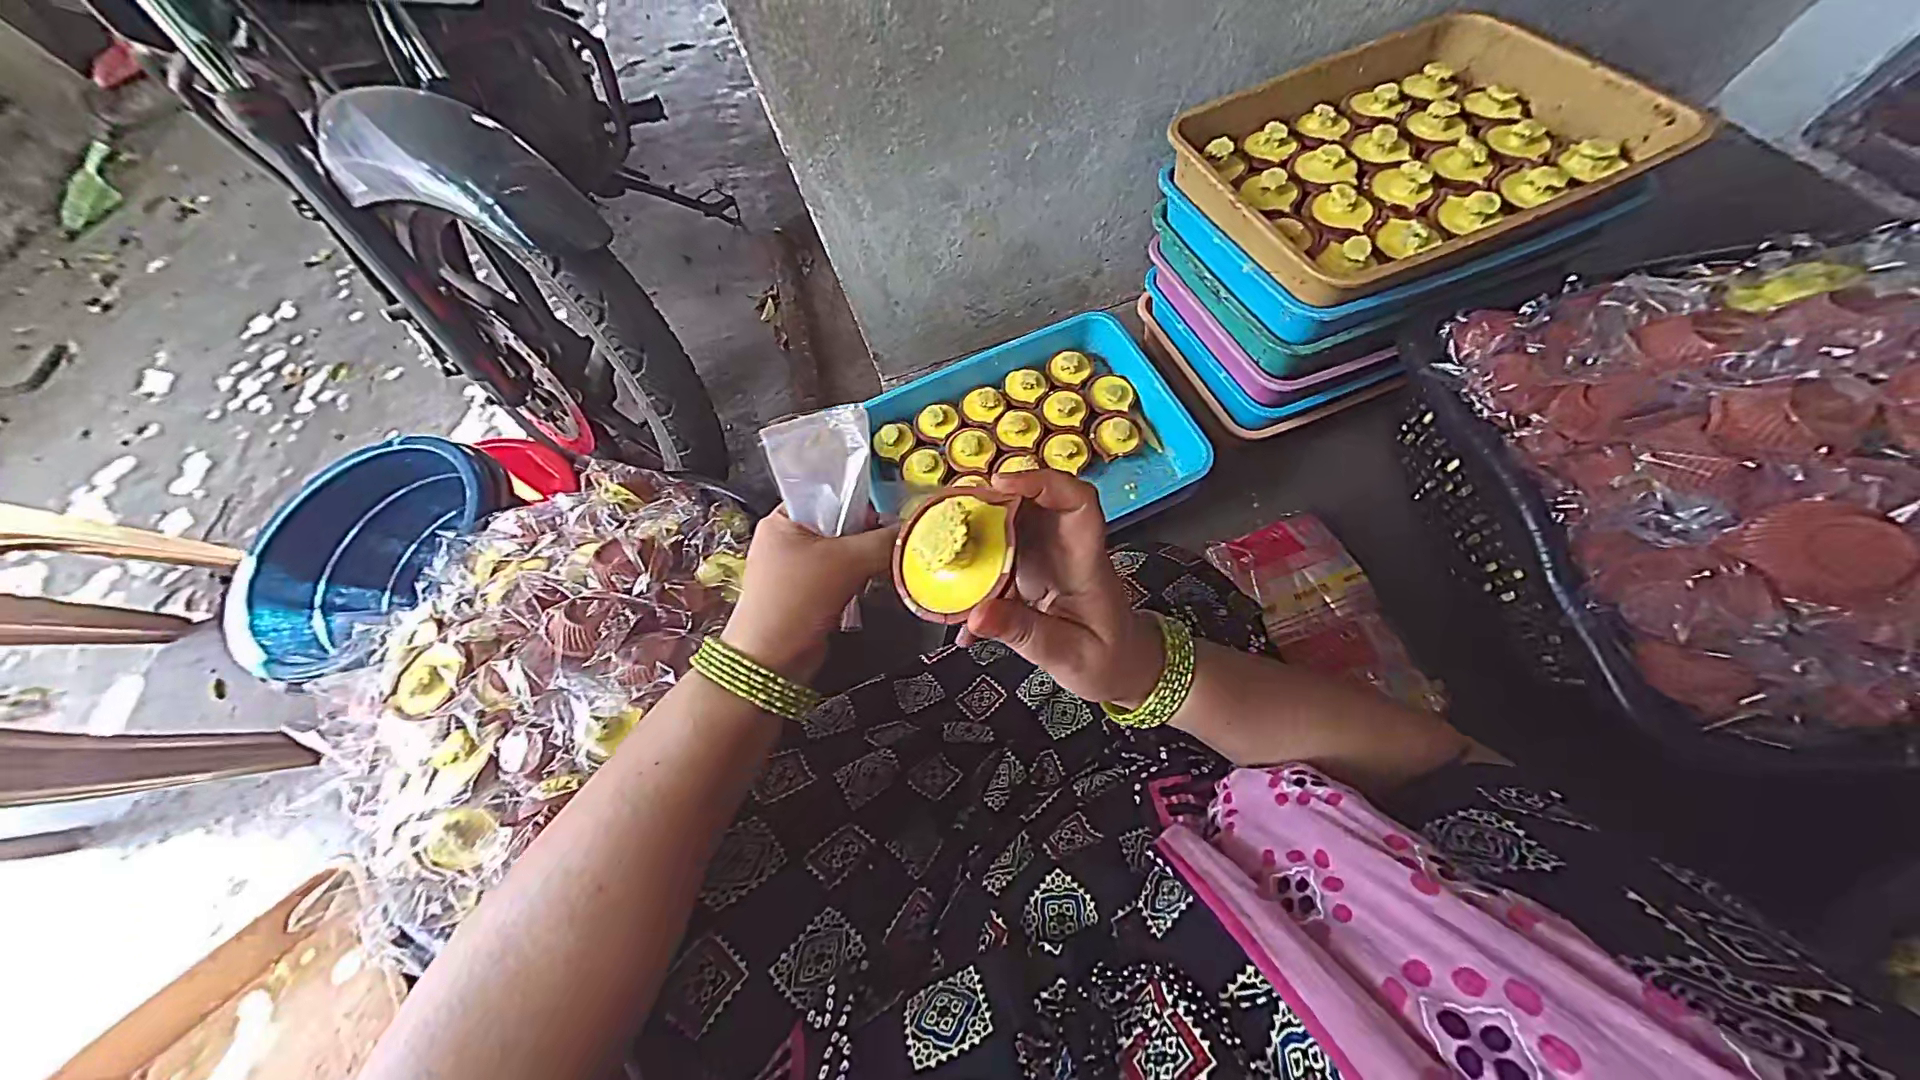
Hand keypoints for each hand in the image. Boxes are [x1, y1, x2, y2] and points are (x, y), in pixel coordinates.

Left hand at [721, 509, 897, 682]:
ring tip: (884, 566)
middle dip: (867, 536)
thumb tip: (911, 530)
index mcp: (784, 519)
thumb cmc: (797, 601)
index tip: (886, 516)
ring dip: (865, 561)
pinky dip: (858, 579)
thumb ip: (882, 541)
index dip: (859, 502)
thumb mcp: (845, 562)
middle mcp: (788, 539)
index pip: (829, 495)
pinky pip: (842, 575)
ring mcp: (798, 568)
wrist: (772, 661)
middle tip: (890, 544)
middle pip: (840, 525)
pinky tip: (872, 585)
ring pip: (844, 552)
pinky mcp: (809, 593)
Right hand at [962, 471, 1164, 707]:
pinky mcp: (1027, 570)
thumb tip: (974, 615)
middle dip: (989, 500)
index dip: (1042, 482)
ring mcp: (1043, 556)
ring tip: (939, 549)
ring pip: (1008, 523)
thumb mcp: (1067, 656)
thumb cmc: (1108, 658)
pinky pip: (995, 553)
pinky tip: (953, 597)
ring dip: (973, 529)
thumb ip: (1022, 633)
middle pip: (1031, 502)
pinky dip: (972, 566)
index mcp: (1084, 562)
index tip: (1000, 485)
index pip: (1077, 502)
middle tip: (949, 516)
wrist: (1120, 665)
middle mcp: (1062, 548)